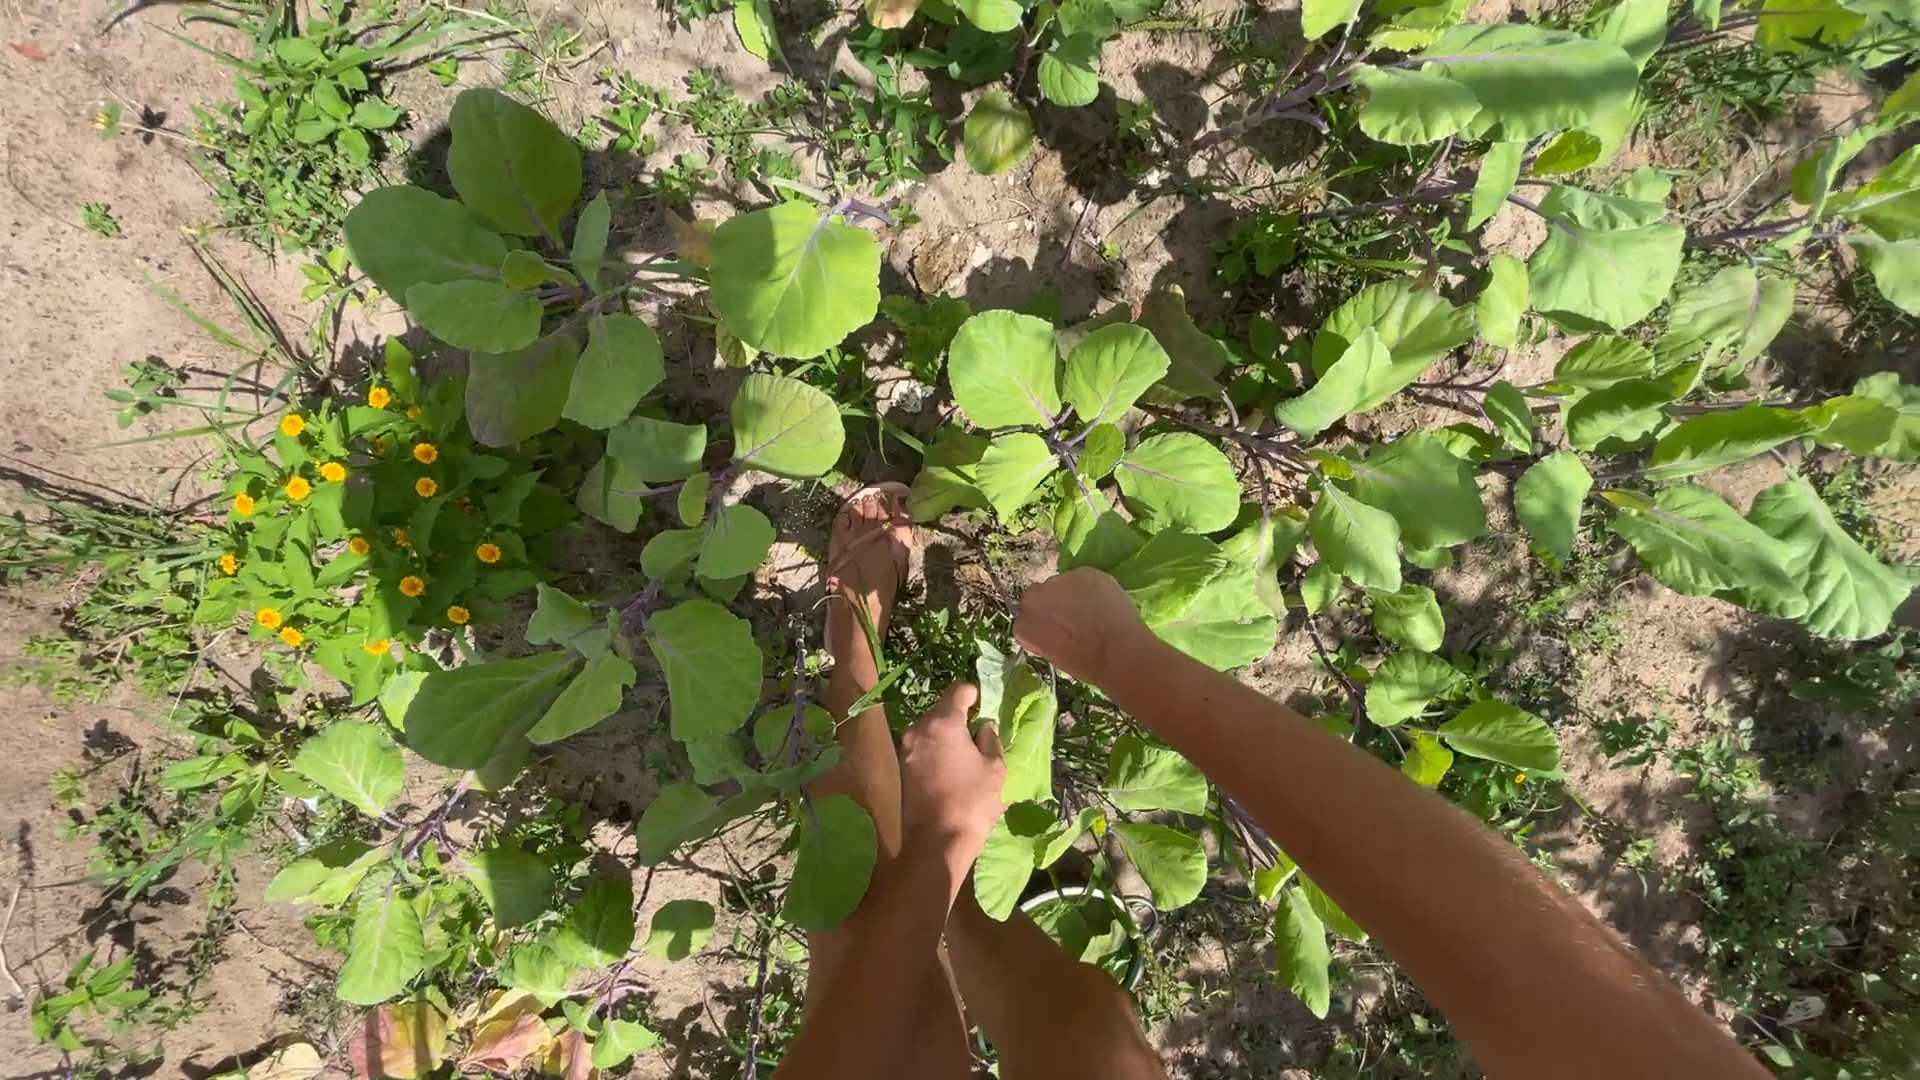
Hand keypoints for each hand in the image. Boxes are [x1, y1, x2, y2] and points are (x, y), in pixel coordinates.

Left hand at [899, 682, 1005, 880]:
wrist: (936, 843)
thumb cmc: (971, 802)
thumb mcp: (995, 769)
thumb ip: (991, 739)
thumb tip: (985, 727)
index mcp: (943, 723)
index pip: (958, 690)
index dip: (975, 693)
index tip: (986, 706)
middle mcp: (919, 729)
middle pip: (942, 708)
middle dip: (961, 716)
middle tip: (980, 733)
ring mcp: (906, 748)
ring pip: (931, 728)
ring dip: (948, 734)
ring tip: (967, 754)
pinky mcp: (902, 767)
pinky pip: (923, 746)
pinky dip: (937, 749)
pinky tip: (952, 769)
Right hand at [1014, 567, 1150, 684]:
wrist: (1117, 651)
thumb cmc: (1087, 665)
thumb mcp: (1055, 657)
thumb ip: (1045, 637)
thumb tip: (1052, 629)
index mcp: (1024, 626)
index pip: (1026, 617)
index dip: (1042, 621)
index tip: (1055, 628)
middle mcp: (1033, 599)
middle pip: (1039, 594)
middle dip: (1052, 602)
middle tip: (1073, 616)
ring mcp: (1057, 581)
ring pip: (1062, 584)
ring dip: (1073, 593)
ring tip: (1093, 610)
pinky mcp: (1082, 572)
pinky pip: (1083, 577)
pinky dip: (1091, 587)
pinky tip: (1104, 602)